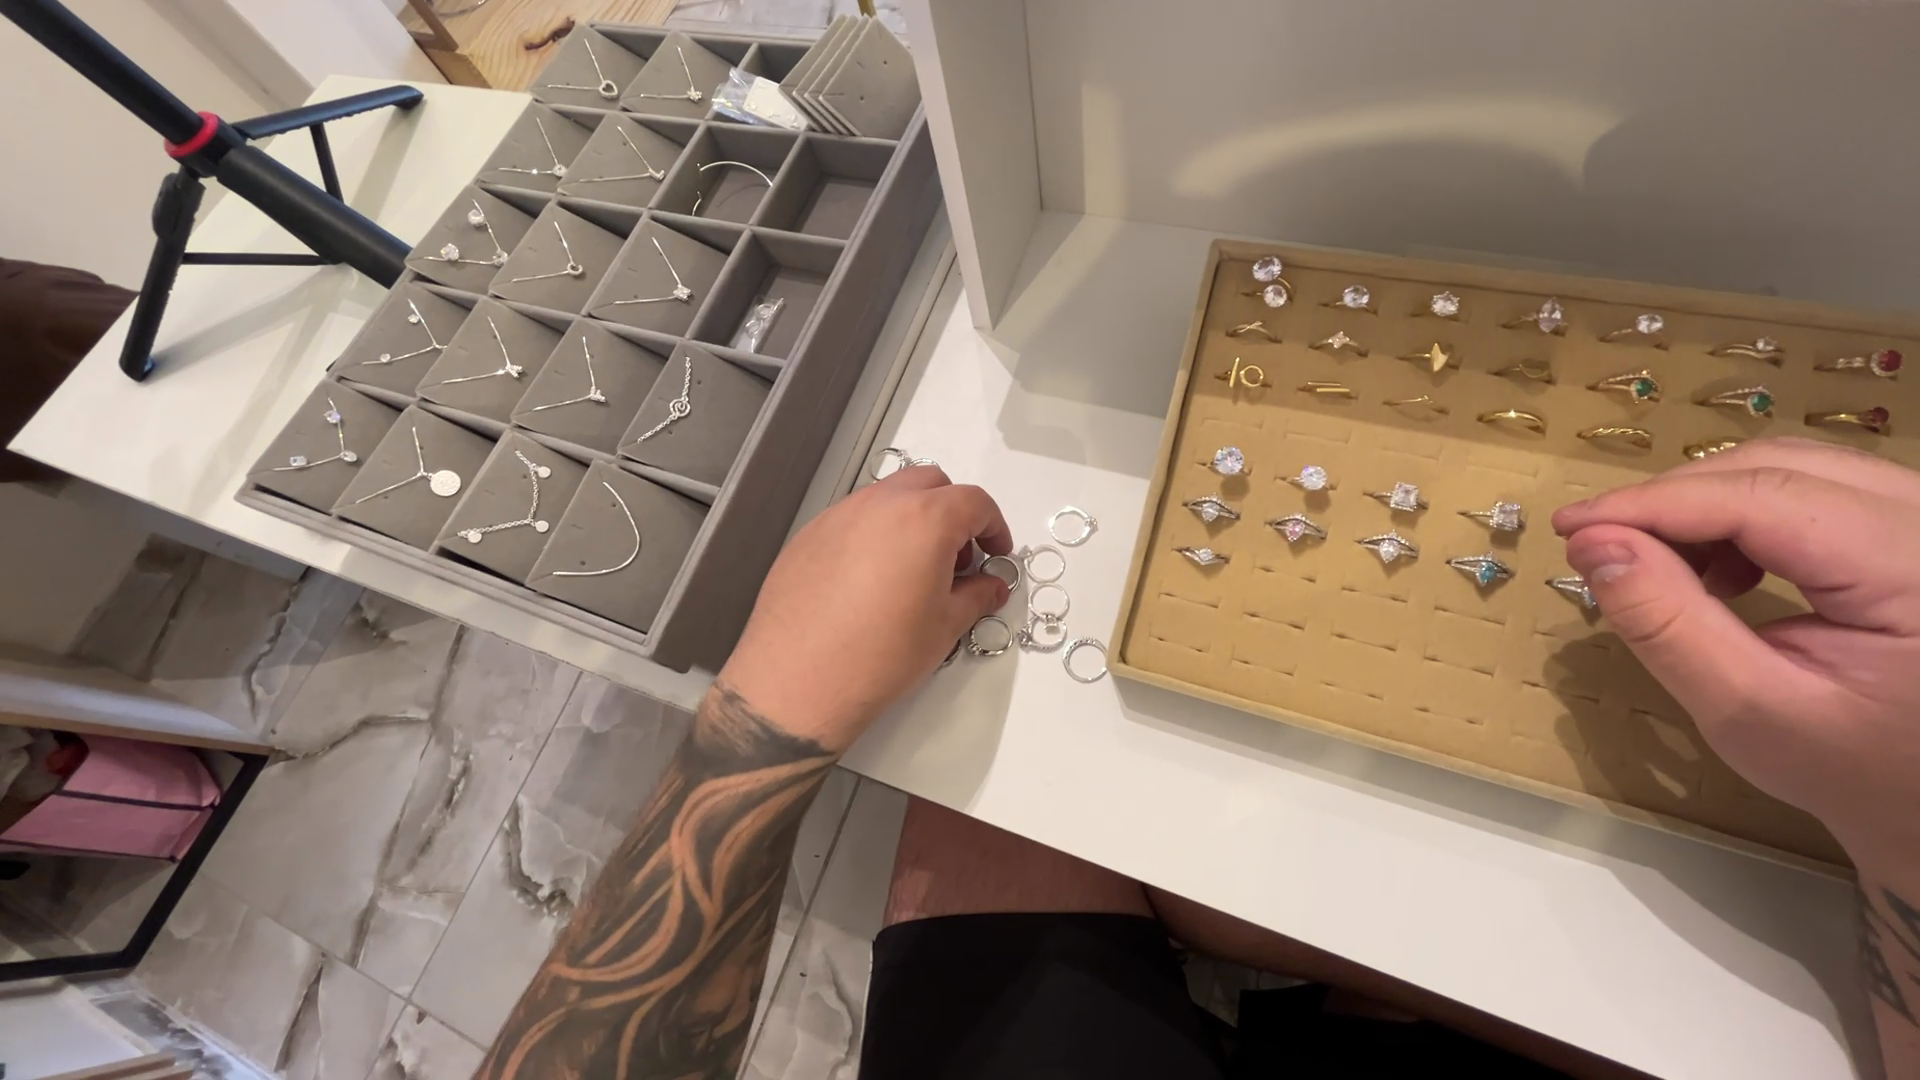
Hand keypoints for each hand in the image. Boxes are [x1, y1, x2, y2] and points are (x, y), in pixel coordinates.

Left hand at [720, 466, 1012, 752]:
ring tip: (912, 570)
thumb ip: (976, 596)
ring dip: (912, 519)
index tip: (996, 555)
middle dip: (953, 512)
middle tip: (956, 559)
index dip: (994, 527)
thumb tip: (992, 586)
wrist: (798, 680)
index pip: (974, 502)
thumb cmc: (882, 655)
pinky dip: (874, 534)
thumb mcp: (944, 627)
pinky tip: (869, 581)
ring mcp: (838, 516)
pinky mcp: (808, 535)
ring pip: (888, 497)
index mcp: (924, 519)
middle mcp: (880, 504)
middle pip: (930, 484)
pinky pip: (853, 519)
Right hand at [1552, 437, 1919, 865]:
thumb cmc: (1850, 767)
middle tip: (1603, 547)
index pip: (1767, 500)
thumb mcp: (1744, 708)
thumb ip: (1666, 623)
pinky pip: (1815, 490)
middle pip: (1783, 468)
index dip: (1654, 503)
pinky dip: (1740, 515)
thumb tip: (1591, 545)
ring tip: (1661, 564)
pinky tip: (1721, 569)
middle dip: (1672, 499)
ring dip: (1703, 505)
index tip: (1568, 527)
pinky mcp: (1913, 532)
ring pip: (1796, 469)